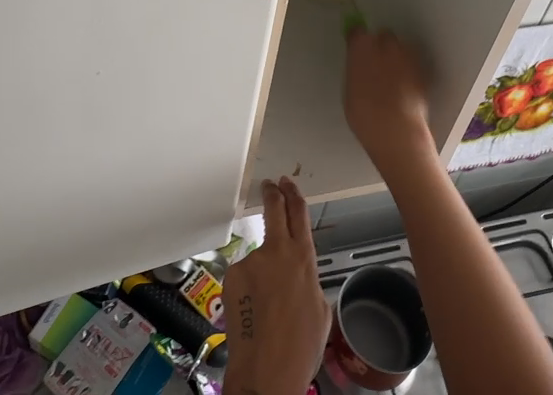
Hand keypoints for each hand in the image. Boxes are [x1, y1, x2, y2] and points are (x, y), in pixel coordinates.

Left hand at [222, 177, 328, 394]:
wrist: (266, 369)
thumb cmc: (301, 346)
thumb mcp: (321, 311)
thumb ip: (309, 282)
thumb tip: (299, 279)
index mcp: (303, 259)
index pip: (298, 214)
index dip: (293, 195)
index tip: (287, 183)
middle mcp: (276, 252)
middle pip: (273, 210)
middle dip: (272, 194)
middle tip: (269, 185)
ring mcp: (250, 263)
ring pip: (257, 259)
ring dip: (261, 274)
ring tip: (267, 308)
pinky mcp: (232, 277)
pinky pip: (243, 278)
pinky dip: (247, 291)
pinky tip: (252, 313)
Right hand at [343, 27, 432, 170]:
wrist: (396, 130)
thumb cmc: (365, 115)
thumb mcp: (350, 91)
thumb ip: (356, 72)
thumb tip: (360, 69)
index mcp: (361, 50)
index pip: (357, 32)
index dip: (357, 39)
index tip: (356, 46)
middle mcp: (385, 47)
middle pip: (383, 35)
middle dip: (381, 45)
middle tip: (377, 64)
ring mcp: (407, 57)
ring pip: (401, 48)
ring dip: (397, 56)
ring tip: (394, 77)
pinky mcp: (423, 70)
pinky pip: (413, 63)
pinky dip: (409, 70)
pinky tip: (405, 87)